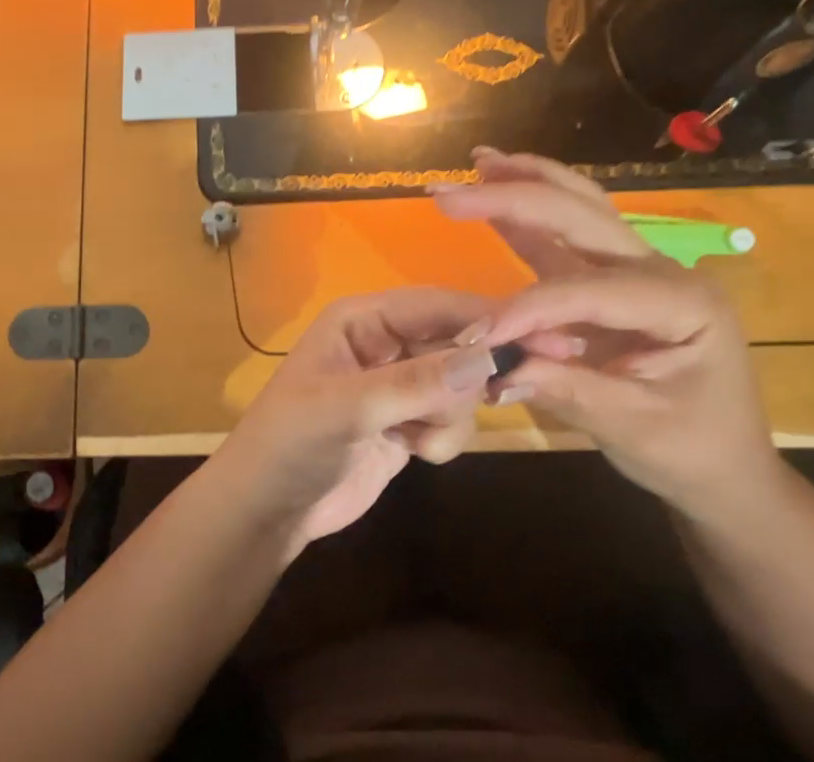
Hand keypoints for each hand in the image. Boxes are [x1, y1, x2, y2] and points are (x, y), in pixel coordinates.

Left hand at [219, 288, 507, 549]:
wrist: (269, 508)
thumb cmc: (289, 444)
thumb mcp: (345, 409)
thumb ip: (413, 384)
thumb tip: (486, 358)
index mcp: (362, 320)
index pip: (436, 305)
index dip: (487, 317)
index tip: (544, 337)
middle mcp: (385, 343)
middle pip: (460, 342)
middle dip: (475, 373)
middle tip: (504, 396)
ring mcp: (400, 385)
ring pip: (463, 385)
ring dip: (451, 416)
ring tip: (416, 439)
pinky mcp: (410, 423)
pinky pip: (454, 419)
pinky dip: (445, 438)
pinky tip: (414, 452)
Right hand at [431, 149, 785, 519]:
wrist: (724, 467)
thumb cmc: (691, 449)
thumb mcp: (634, 429)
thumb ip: (569, 391)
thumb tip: (495, 369)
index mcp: (683, 303)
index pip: (590, 291)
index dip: (529, 308)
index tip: (477, 337)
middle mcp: (662, 271)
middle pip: (582, 218)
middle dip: (514, 199)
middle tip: (448, 195)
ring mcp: (635, 272)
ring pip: (577, 210)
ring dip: (525, 184)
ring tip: (478, 160)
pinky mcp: (609, 283)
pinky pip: (563, 240)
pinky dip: (525, 215)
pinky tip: (493, 190)